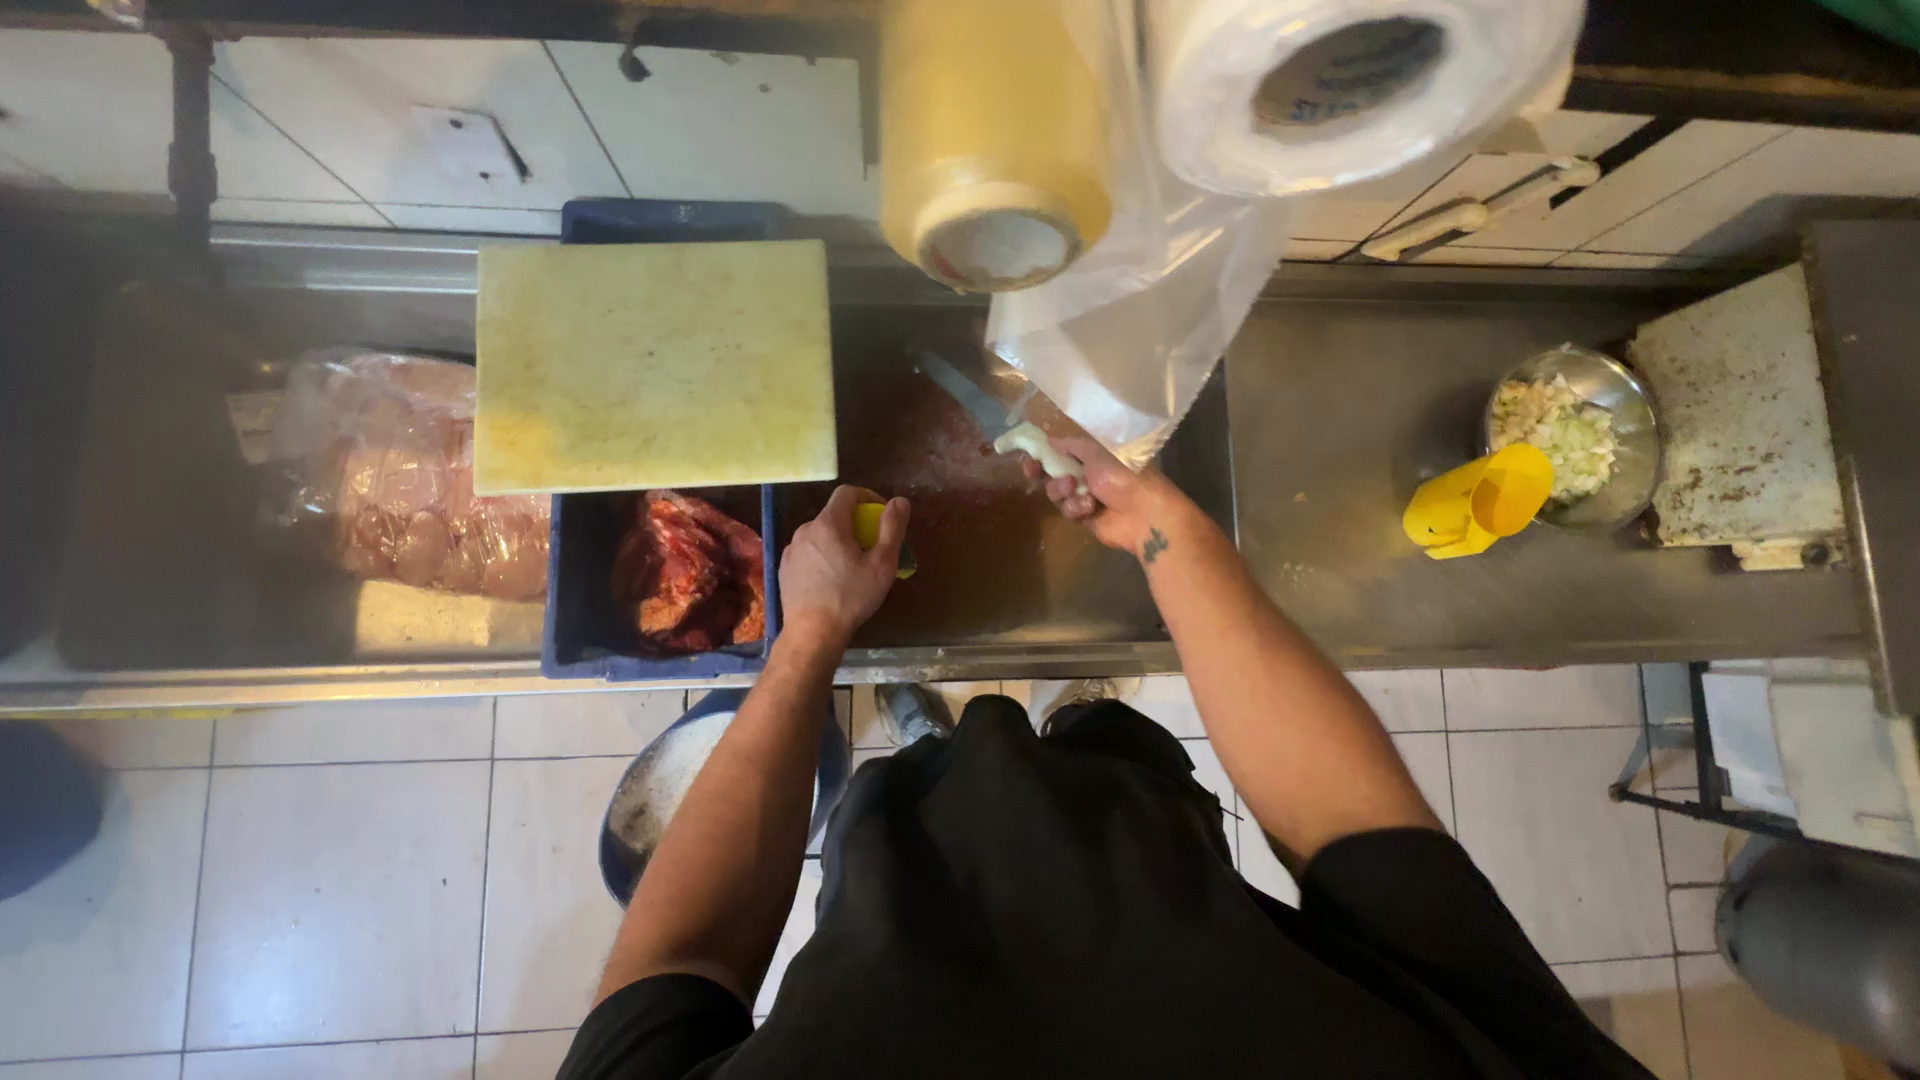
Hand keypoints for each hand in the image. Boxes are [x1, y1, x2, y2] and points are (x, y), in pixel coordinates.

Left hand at [780, 486, 908, 645]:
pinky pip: (808, 552)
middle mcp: (805, 530)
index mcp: (829, 524)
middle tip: (871, 546)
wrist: (813, 633)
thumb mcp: (882, 564)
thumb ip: (892, 528)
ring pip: (820, 534)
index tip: (880, 514)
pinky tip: (831, 579)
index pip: (847, 492)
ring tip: (851, 566)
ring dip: (837, 540)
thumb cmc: (852, 597)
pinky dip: (822, 555)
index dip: (867, 497)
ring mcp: (791, 549)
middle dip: (854, 523)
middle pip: (833, 514)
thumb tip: (900, 501)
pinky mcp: (784, 567)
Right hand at [1022, 436, 1196, 561]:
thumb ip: (1070, 445)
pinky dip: (1076, 508)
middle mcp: (1086, 473)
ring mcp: (1084, 496)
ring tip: (1077, 490)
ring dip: (1063, 491)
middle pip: (1052, 473)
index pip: (1060, 451)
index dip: (1042, 453)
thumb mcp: (1096, 452)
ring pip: (1056, 493)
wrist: (1144, 513)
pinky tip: (1090, 508)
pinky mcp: (1084, 517)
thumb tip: (1050, 439)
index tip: (1029, 456)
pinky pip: (1067, 510)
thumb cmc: (1123, 475)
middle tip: (1034, 472)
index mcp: (1091, 455)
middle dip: (1043, 473)